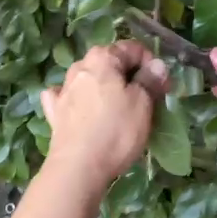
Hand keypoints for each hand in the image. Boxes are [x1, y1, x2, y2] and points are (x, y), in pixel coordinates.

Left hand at [38, 41, 169, 189]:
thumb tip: (157, 64)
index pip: (134, 48)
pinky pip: (67, 95)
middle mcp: (81, 65)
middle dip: (129, 76)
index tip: (162, 87)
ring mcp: (64, 87)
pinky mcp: (54, 110)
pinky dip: (76, 98)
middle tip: (145, 100)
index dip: (151, 65)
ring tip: (117, 109)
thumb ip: (150, 80)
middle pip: (111, 62)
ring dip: (104, 86)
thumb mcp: (142, 104)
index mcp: (103, 57)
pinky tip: (79, 107)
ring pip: (89, 77)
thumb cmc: (115, 132)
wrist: (77, 169)